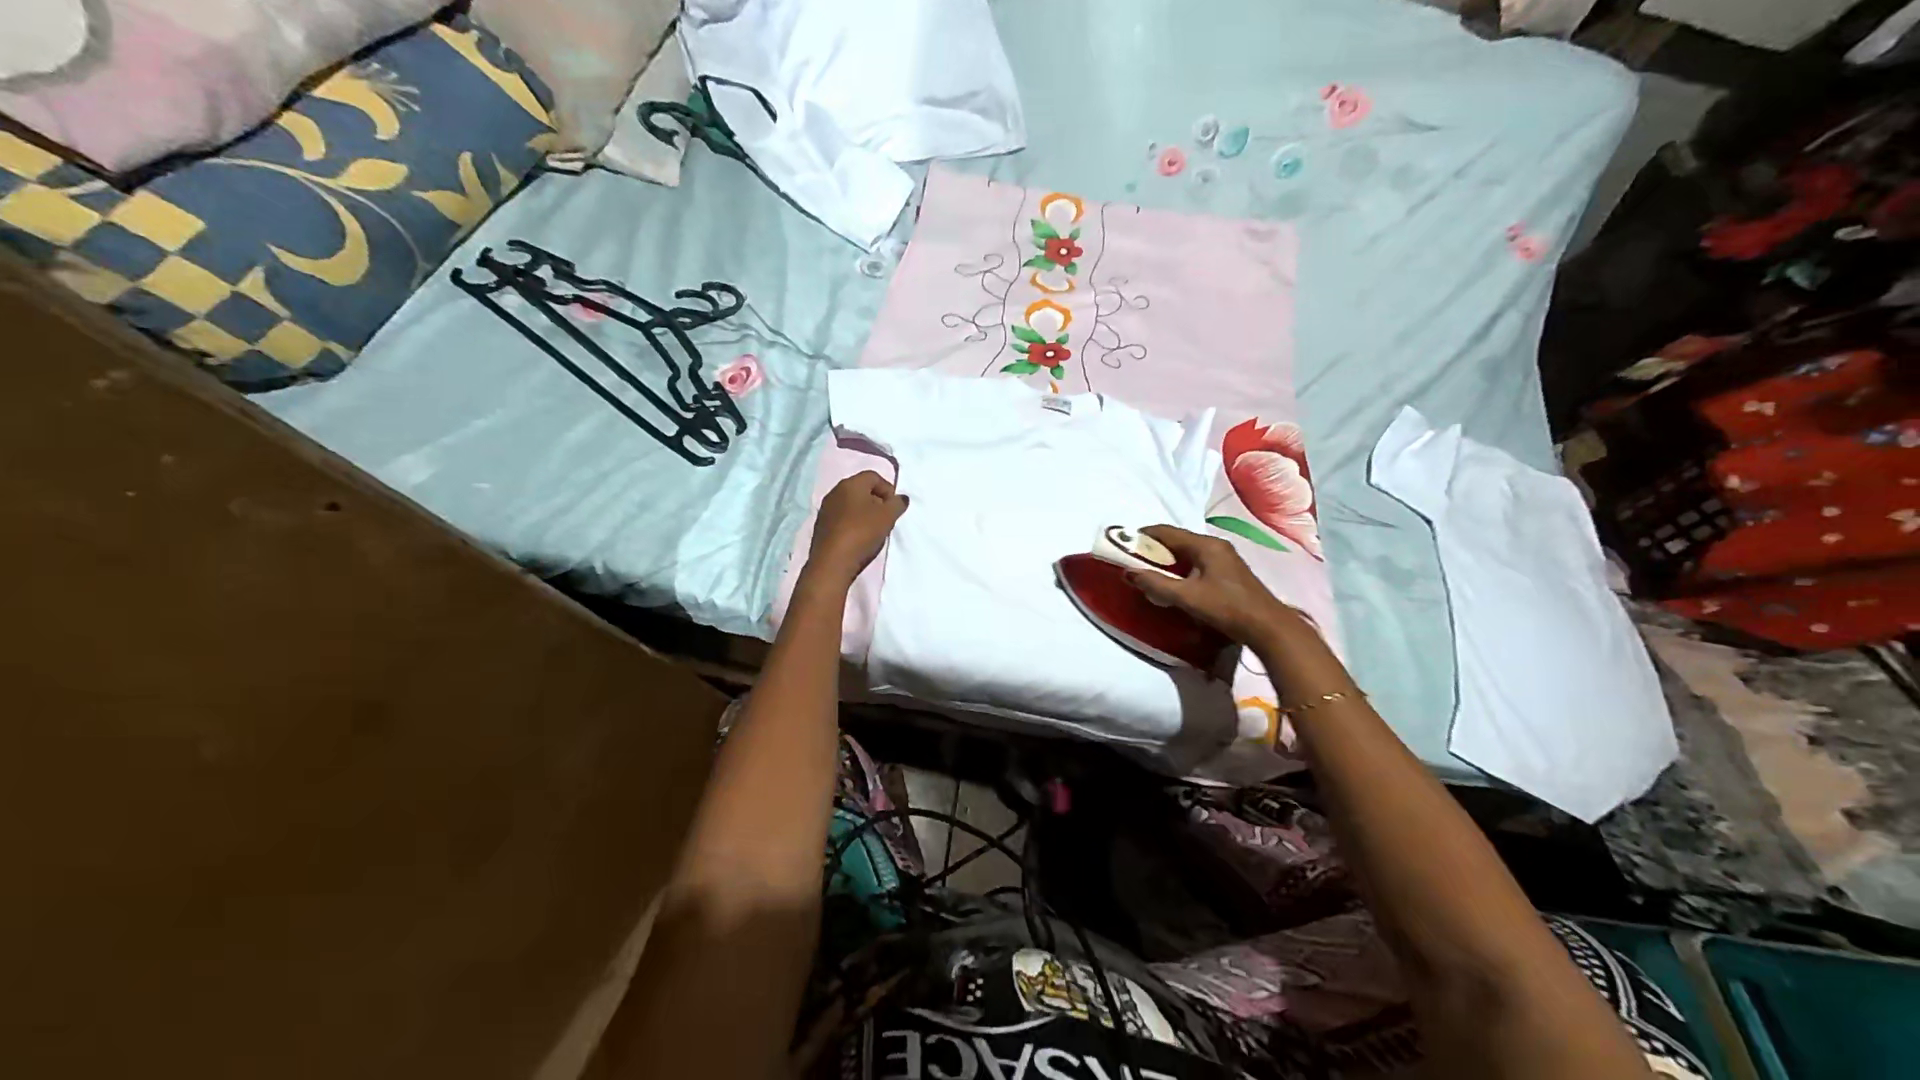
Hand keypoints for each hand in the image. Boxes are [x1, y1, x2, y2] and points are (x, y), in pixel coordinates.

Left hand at [806, 471, 907, 586]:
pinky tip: (858, 538)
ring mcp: (825, 509)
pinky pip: (841, 517)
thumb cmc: (862, 533)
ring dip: (864, 513)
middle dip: (876, 501)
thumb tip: (900, 498)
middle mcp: (835, 491)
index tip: (894, 507)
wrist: (832, 562)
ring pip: (851, 504)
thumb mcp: (888, 517)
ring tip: (873, 530)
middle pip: (861, 489)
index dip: (888, 489)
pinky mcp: (821, 525)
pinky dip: (852, 523)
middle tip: (886, 518)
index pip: (874, 476)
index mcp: (850, 484)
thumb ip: (897, 504)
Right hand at [1131, 525, 1307, 646]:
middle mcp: (1215, 546)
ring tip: (1149, 574)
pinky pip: (1197, 563)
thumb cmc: (1227, 607)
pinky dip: (1180, 569)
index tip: (1123, 544)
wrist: (1268, 627)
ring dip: (1167, 561)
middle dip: (1154, 550)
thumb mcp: (1186, 597)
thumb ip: (1156, 584)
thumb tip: (1128, 572)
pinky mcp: (1228, 574)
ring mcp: (1224, 559)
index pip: (1166, 532)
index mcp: (1205, 545)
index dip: (1143, 536)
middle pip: (1177, 541)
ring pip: (1187, 553)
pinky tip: (1173, 584)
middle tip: (1134, 562)